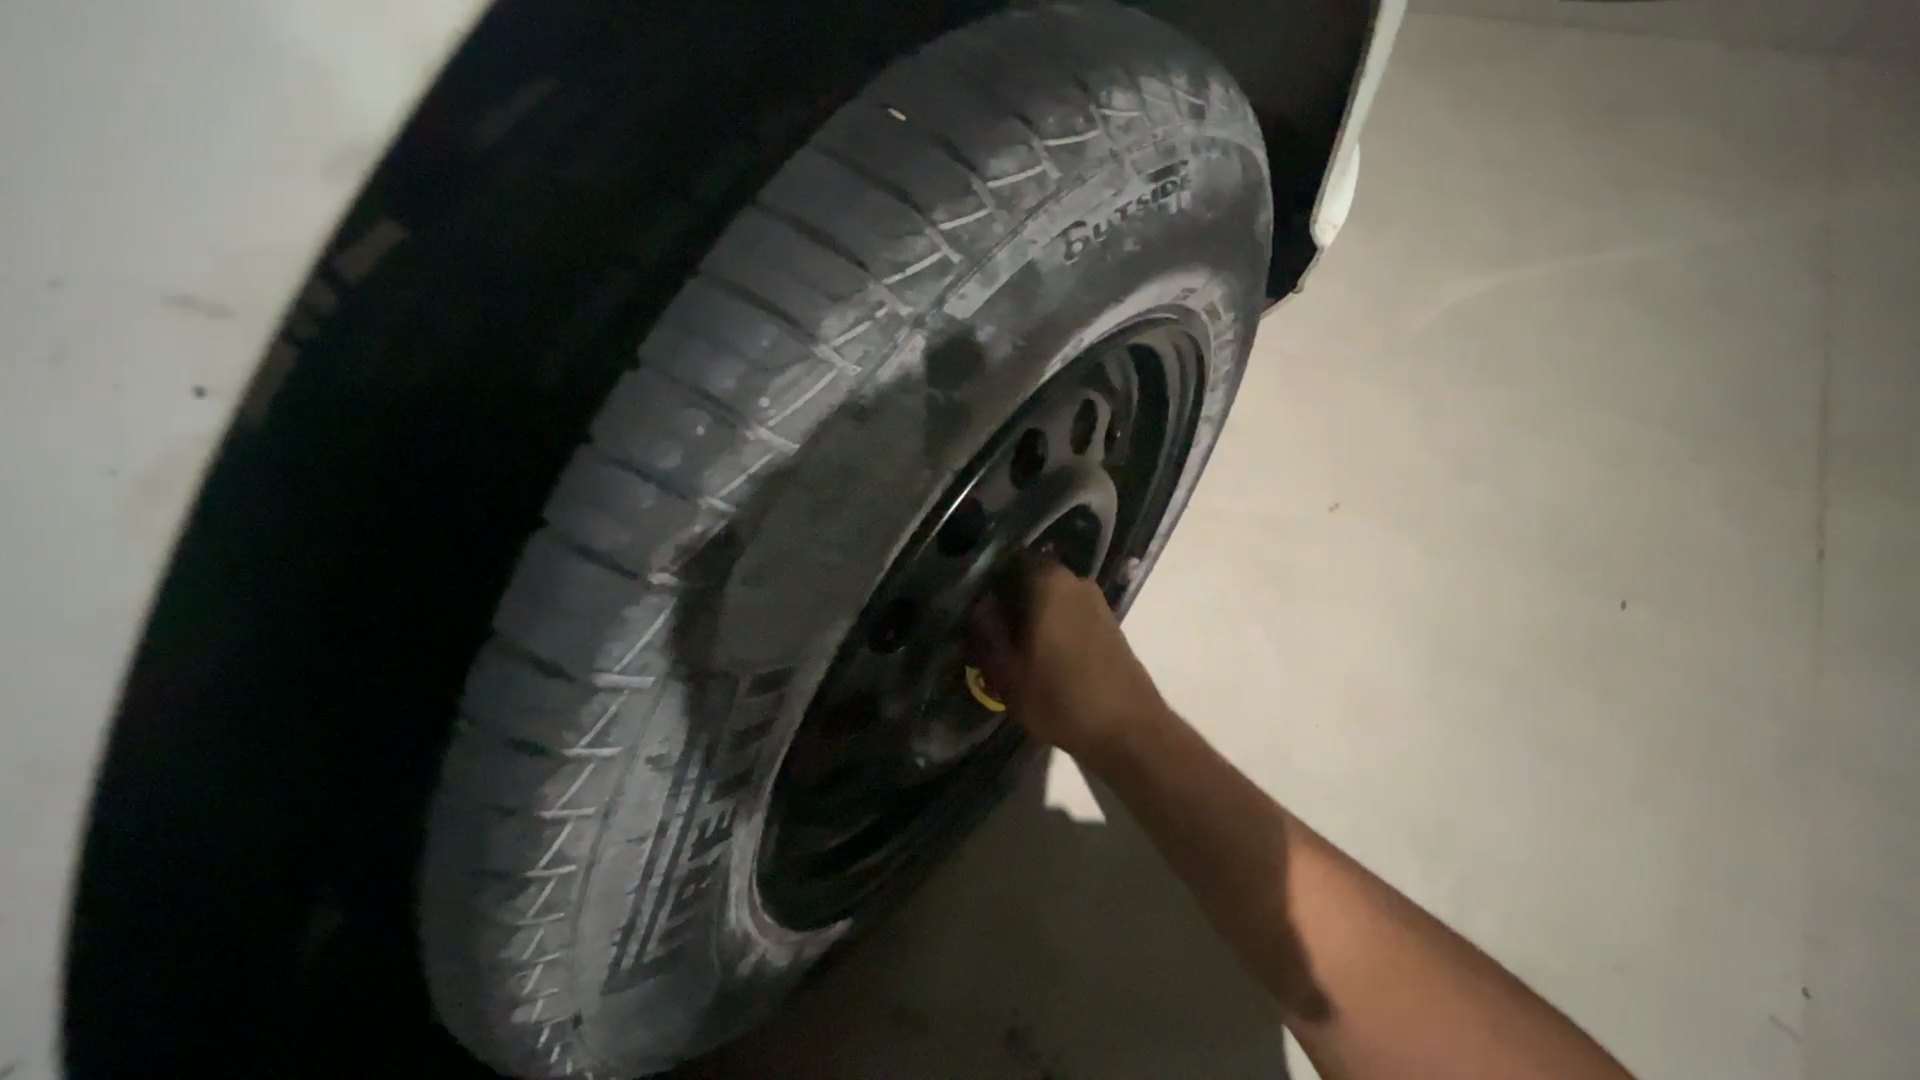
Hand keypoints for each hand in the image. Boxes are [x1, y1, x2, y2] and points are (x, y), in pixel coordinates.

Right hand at [967, 554, 1167, 759]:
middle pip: (1025, 582)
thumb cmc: (1059, 698)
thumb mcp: (1005, 670)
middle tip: (986, 639)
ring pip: (1046, 601)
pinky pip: (1066, 616)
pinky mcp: (1107, 623)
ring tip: (1011, 655)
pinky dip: (1050, 631)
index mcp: (1046, 579)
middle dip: (1005, 606)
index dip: (981, 588)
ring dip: (1028, 620)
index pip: (1001, 564)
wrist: (1128, 731)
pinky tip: (1040, 661)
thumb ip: (984, 629)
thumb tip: (975, 603)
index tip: (969, 615)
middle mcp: (1073, 579)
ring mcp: (1095, 601)